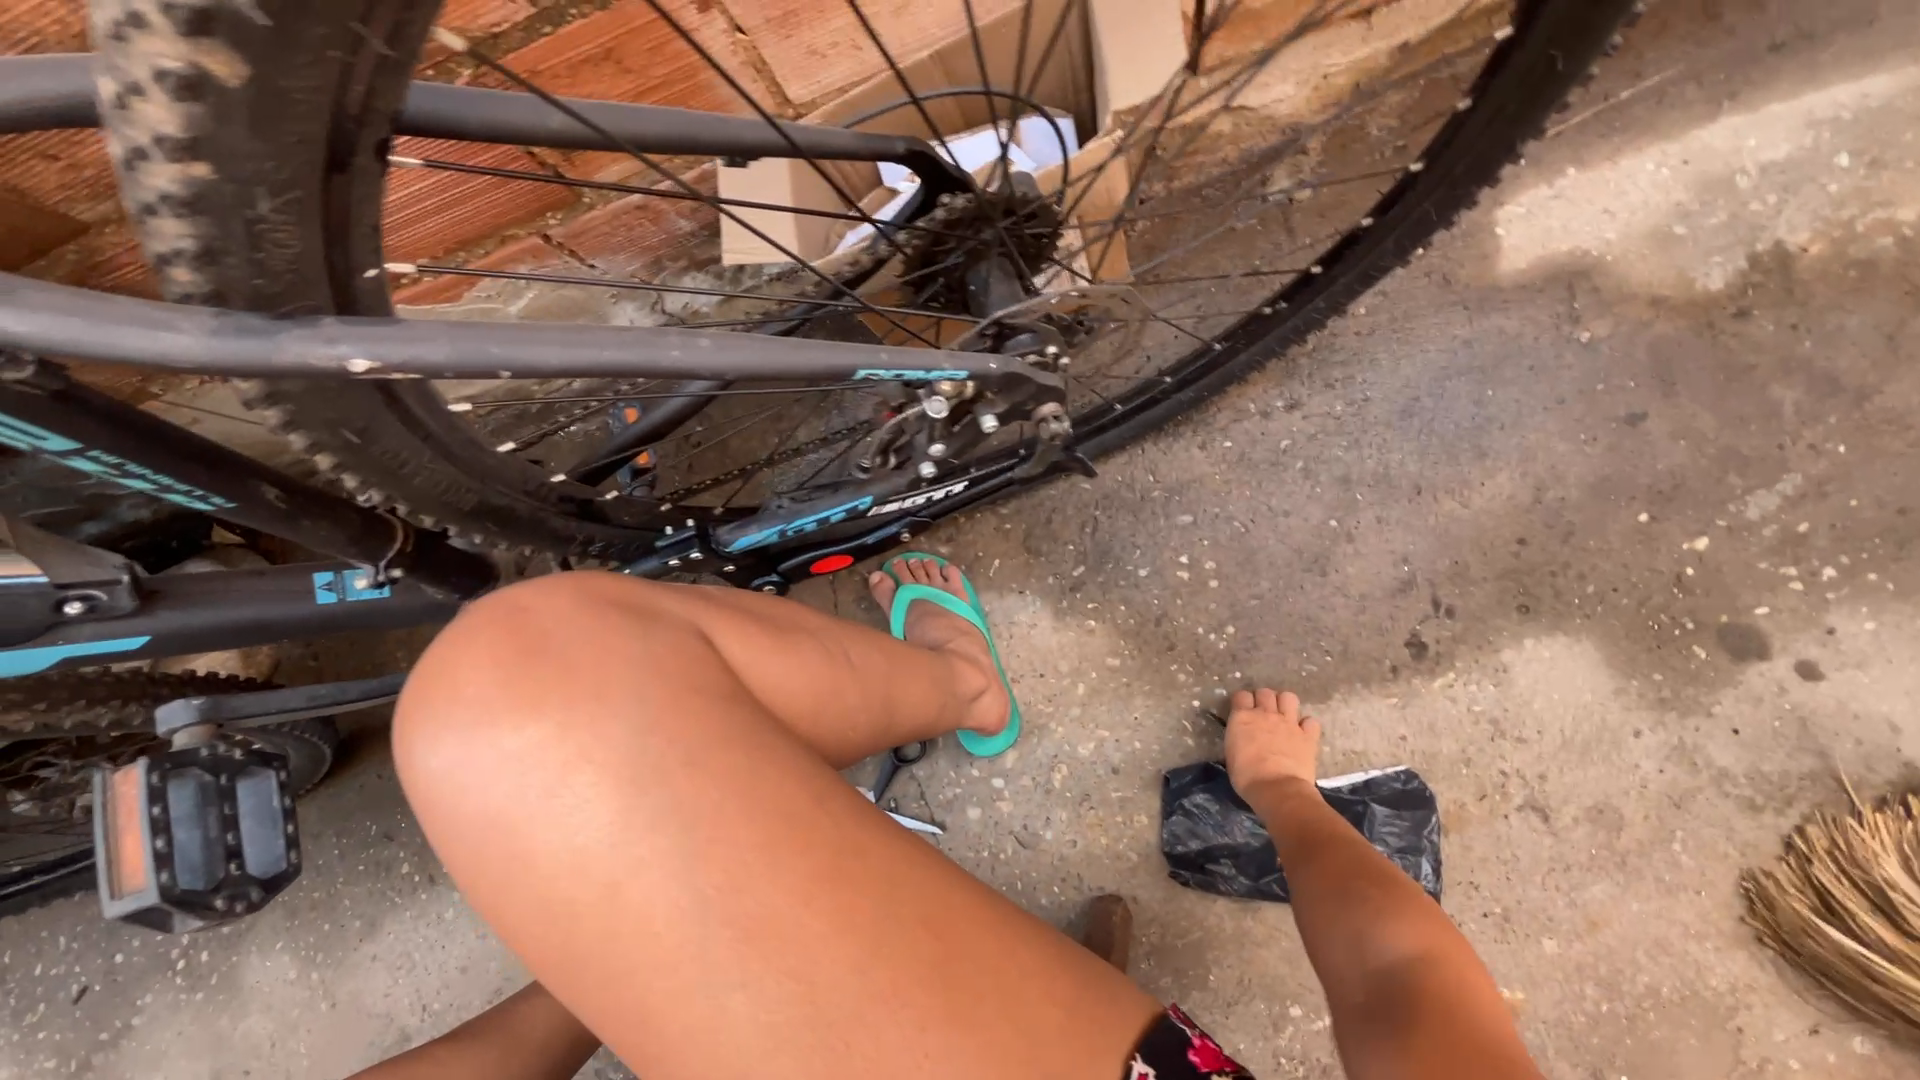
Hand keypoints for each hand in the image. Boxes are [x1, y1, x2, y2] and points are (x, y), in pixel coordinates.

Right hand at [1224, 688, 1321, 799]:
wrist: (1277, 789)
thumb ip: (1238, 738)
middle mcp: (1265, 714)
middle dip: (1263, 699)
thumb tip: (1242, 738)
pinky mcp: (1308, 735)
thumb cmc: (1246, 777)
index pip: (1241, 696)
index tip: (1242, 711)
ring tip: (1283, 716)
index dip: (1242, 702)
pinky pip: (1311, 721)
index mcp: (1243, 718)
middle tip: (1263, 713)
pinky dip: (1307, 725)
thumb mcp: (1232, 754)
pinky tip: (1303, 733)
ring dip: (1285, 704)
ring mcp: (1289, 723)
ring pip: (1289, 697)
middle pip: (1265, 692)